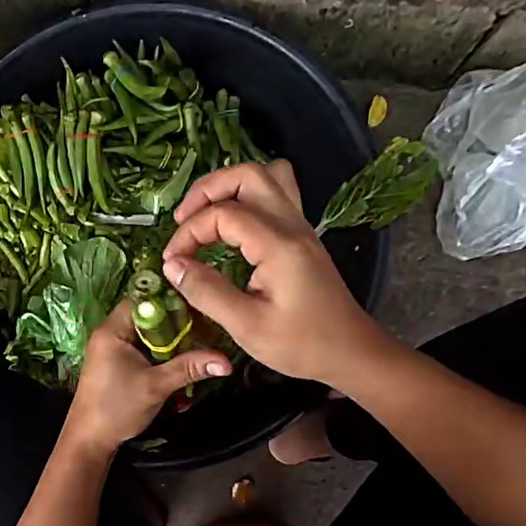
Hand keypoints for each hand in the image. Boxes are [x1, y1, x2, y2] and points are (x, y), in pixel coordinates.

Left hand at [63, 301, 230, 455]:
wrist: (90, 440)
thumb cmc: (117, 408)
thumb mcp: (157, 386)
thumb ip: (190, 368)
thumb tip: (226, 361)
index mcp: (113, 330)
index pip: (143, 299)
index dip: (170, 299)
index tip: (199, 304)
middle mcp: (111, 332)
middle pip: (147, 313)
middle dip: (175, 318)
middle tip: (205, 321)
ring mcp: (113, 347)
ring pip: (147, 330)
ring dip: (170, 334)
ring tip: (200, 335)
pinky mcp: (118, 361)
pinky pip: (144, 344)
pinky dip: (162, 347)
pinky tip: (182, 353)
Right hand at [162, 161, 395, 388]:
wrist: (351, 351)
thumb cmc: (302, 345)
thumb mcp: (247, 326)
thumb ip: (207, 292)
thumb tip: (173, 266)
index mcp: (279, 245)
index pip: (223, 213)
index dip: (189, 232)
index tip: (174, 262)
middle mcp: (293, 225)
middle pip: (249, 174)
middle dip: (208, 190)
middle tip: (182, 220)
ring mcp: (302, 228)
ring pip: (267, 177)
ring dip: (231, 187)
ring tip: (206, 214)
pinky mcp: (304, 237)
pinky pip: (277, 196)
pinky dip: (248, 199)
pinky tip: (232, 227)